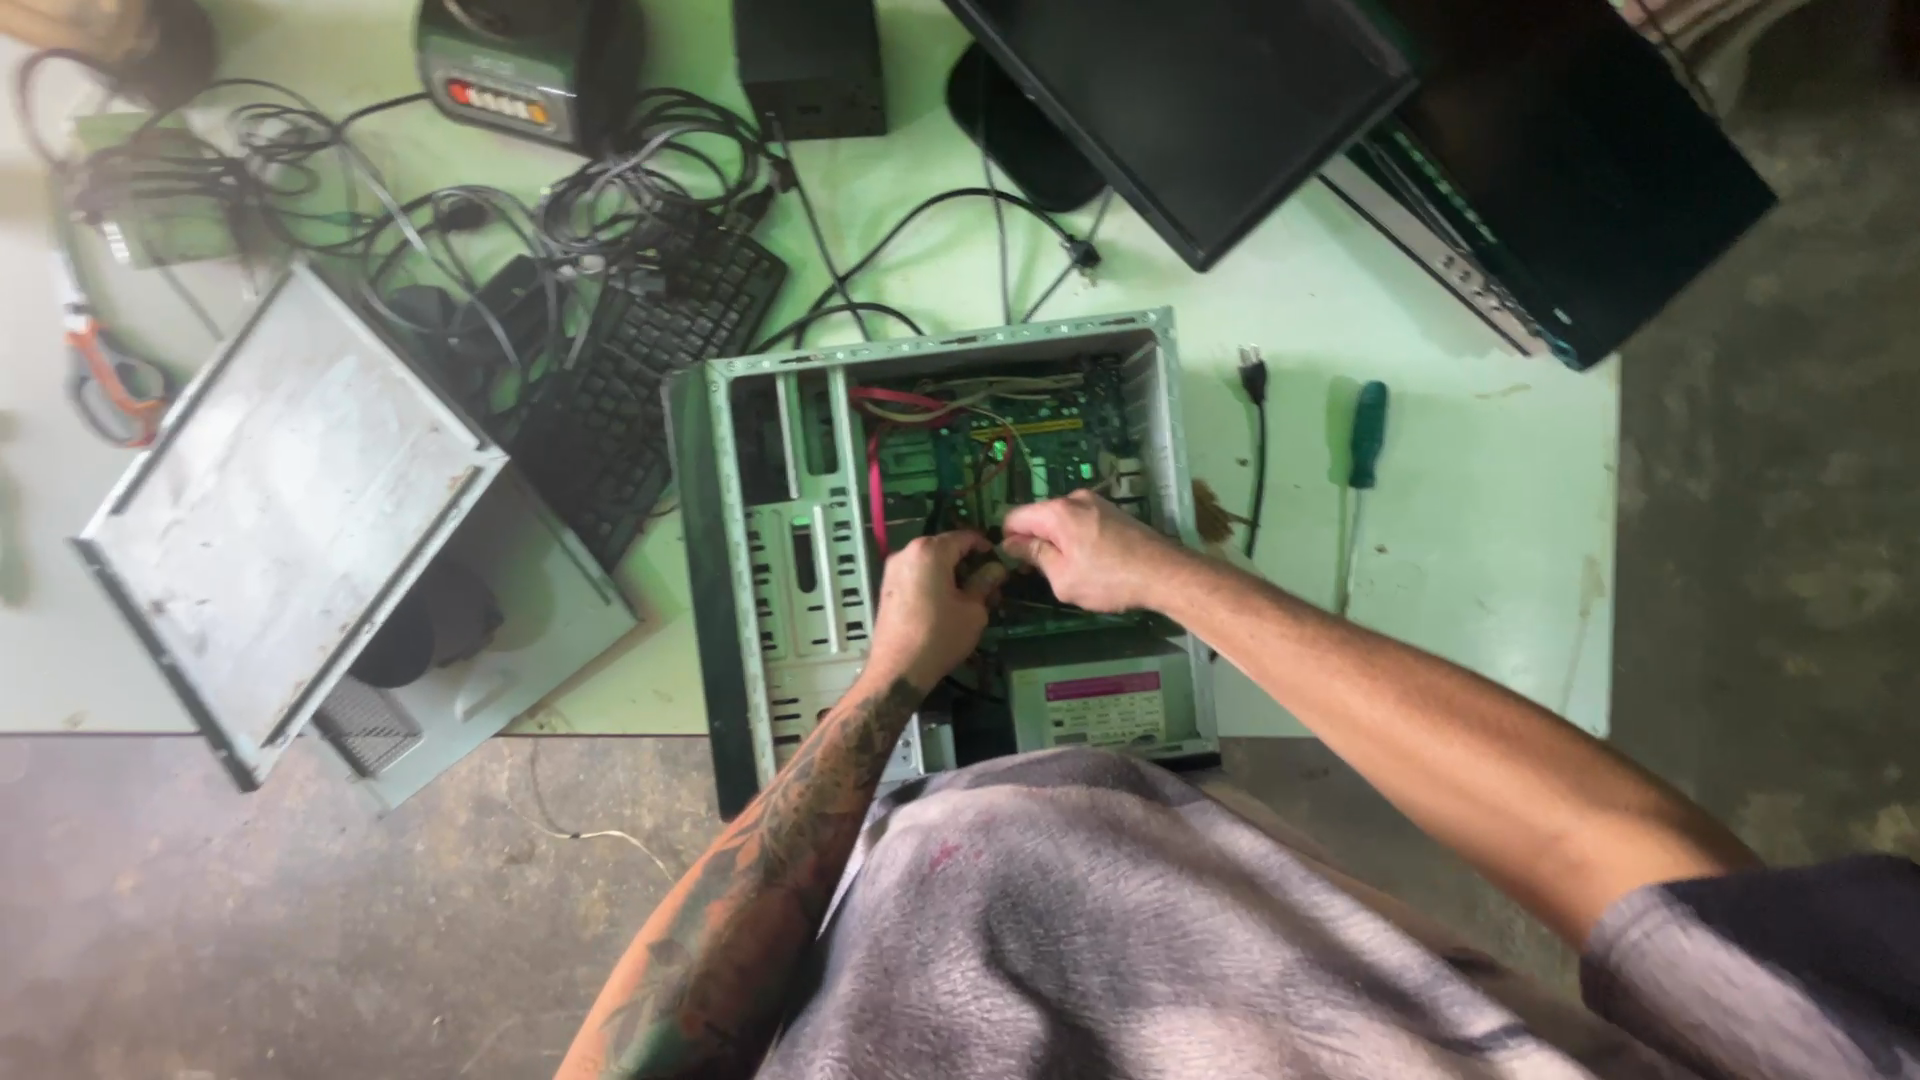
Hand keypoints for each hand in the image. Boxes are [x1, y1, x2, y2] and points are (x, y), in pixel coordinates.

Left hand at [865, 531, 1006, 691]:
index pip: (965, 537)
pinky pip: (916, 574)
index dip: (986, 546)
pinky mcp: (886, 587)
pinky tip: (946, 602)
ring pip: (930, 561)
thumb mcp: (973, 610)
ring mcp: (893, 569)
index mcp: (930, 551)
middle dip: (968, 561)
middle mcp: (907, 552)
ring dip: (951, 572)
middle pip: (945, 547)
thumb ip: (985, 583)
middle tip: (988, 583)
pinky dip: (933, 580)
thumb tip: (997, 568)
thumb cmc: (940, 635)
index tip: (1000, 561)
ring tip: (970, 595)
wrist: (898, 669)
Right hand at [1000, 491, 1188, 613]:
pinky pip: (1081, 521)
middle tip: (1044, 573)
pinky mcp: (1113, 511)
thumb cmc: (1109, 580)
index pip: (1014, 517)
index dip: (1008, 540)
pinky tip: (1091, 561)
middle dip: (1035, 541)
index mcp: (1057, 512)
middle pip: (1038, 516)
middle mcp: (1075, 498)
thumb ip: (1035, 556)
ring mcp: (1097, 502)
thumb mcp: (1063, 577)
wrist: (1165, 573)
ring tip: (1072, 570)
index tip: (1017, 564)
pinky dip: (1077, 538)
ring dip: (1058, 541)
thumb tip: (1011, 543)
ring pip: (1061, 520)